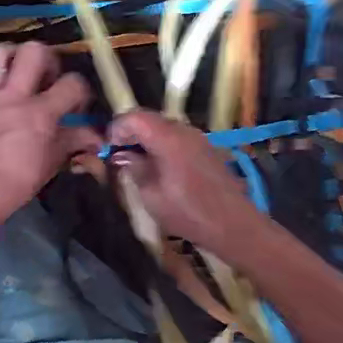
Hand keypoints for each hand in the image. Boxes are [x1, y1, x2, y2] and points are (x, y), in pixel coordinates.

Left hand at [0, 43, 101, 222]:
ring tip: (16, 71)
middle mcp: (14, 98)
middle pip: (34, 51)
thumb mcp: (54, 160)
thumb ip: (75, 140)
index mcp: (41, 114)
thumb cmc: (19, 180)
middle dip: (47, 59)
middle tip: (45, 77)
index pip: (73, 83)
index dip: (80, 91)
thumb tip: (98, 136)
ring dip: (11, 56)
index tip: (75, 105)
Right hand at [107, 112, 262, 248]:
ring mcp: (198, 138)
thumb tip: (121, 155)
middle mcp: (184, 131)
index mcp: (168, 139)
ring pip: (163, 127)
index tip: (108, 150)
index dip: (116, 129)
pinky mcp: (206, 149)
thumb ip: (134, 168)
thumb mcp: (150, 195)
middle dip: (129, 133)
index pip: (134, 117)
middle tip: (118, 156)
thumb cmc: (188, 212)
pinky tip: (158, 169)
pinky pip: (176, 138)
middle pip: (149, 118)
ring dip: (145, 140)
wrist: (234, 225)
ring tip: (136, 164)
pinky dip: (161, 146)